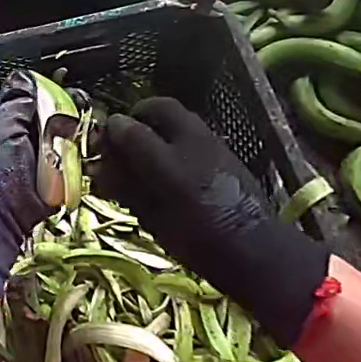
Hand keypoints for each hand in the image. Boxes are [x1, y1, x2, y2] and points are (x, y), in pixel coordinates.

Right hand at [93, 97, 332, 346]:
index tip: (103, 138)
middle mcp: (191, 143)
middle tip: (126, 132)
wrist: (258, 253)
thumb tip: (102, 169)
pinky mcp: (227, 151)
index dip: (113, 130)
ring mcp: (213, 143)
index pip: (131, 129)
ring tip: (147, 145)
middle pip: (159, 108)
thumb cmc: (199, 245)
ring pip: (180, 116)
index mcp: (167, 164)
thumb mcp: (154, 220)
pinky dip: (178, 135)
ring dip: (159, 123)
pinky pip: (196, 130)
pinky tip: (172, 159)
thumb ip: (128, 189)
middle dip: (139, 114)